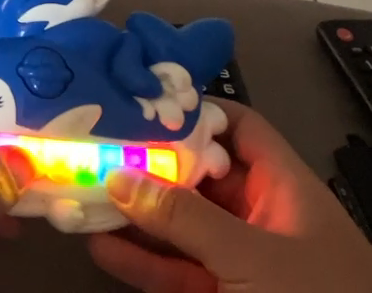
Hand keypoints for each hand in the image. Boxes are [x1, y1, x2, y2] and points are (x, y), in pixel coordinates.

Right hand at [91, 100, 371, 292]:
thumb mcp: (252, 256)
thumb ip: (185, 215)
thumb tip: (117, 174)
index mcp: (286, 190)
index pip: (238, 128)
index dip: (194, 111)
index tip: (141, 102)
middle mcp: (261, 217)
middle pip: (198, 174)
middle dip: (149, 162)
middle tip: (98, 144)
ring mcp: (242, 262)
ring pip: (180, 223)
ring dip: (136, 211)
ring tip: (86, 191)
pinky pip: (176, 269)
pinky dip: (141, 258)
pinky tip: (100, 245)